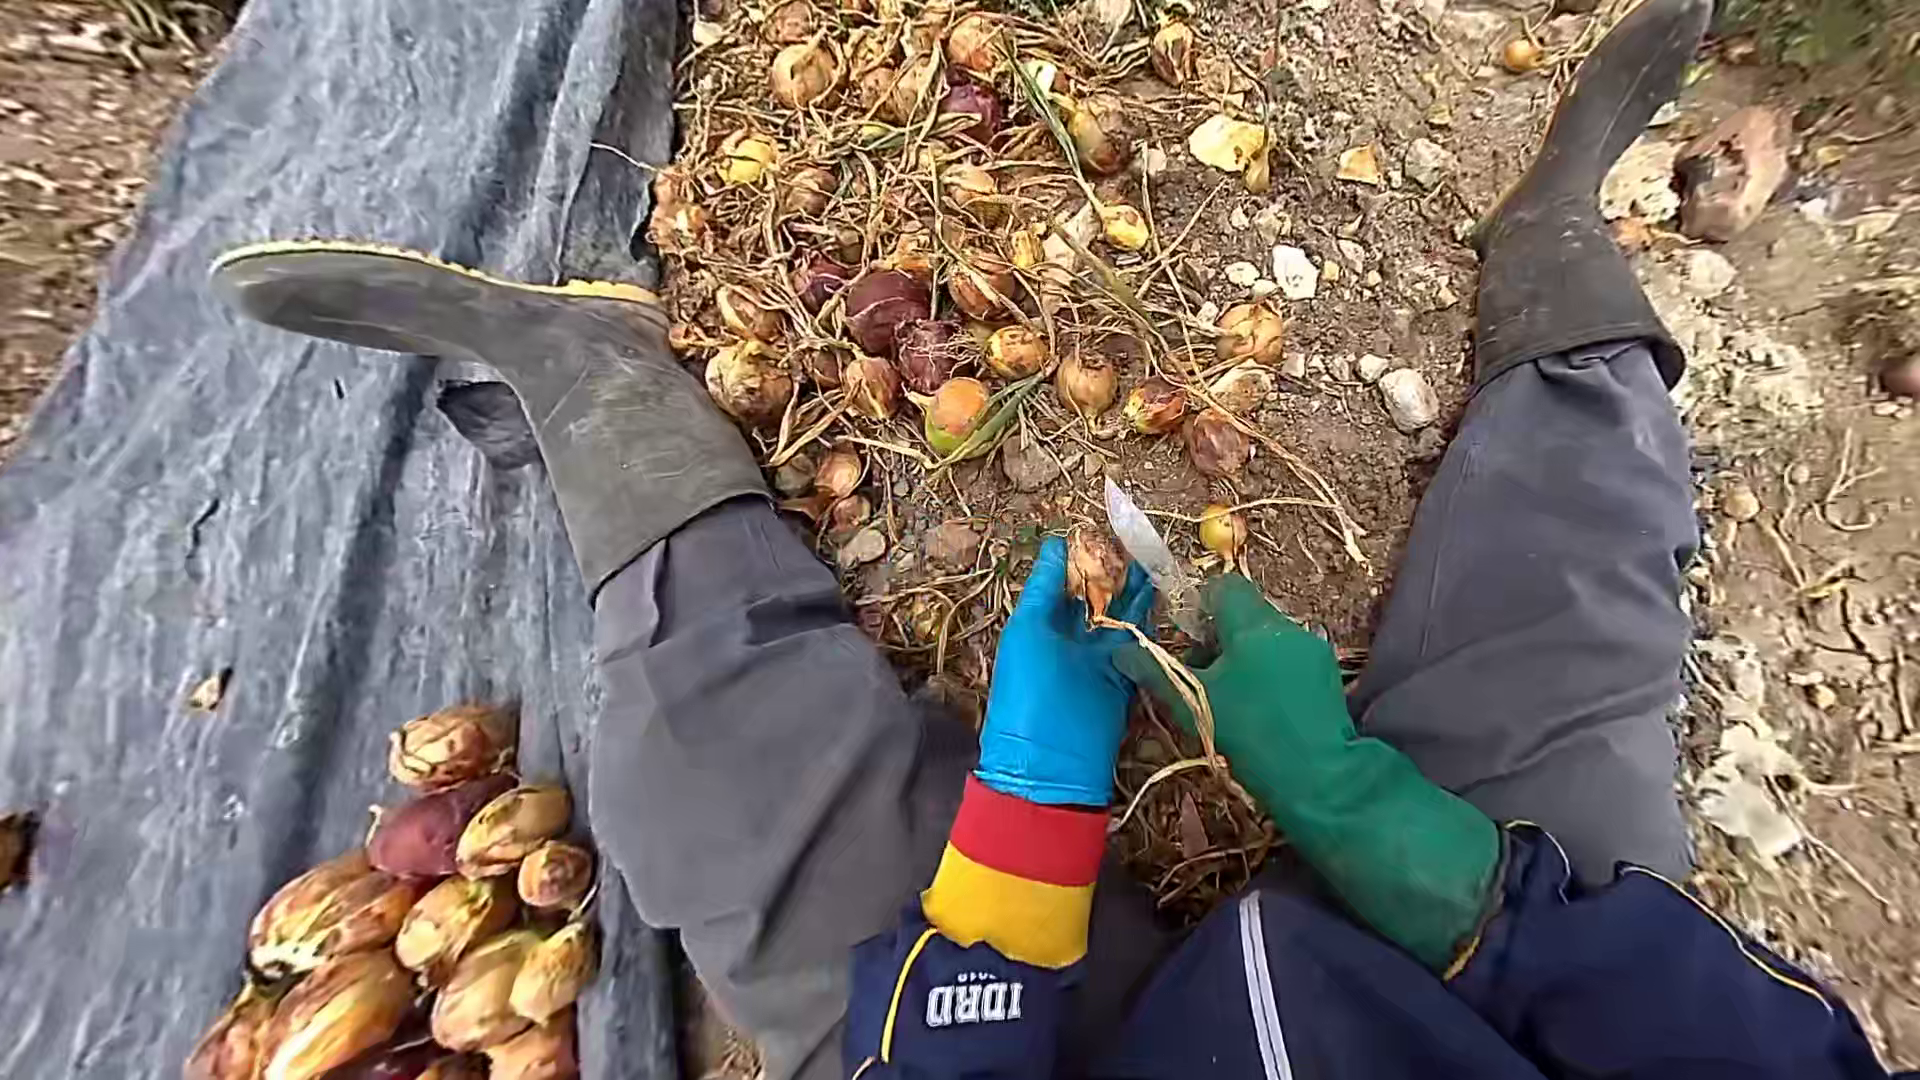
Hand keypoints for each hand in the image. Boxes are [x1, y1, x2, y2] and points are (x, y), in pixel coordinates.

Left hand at [976, 535, 1153, 806]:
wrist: (1049, 761)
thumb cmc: (1026, 690)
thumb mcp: (1026, 631)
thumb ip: (1043, 588)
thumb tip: (1055, 543)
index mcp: (1041, 622)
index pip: (1065, 580)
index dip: (1082, 556)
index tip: (1102, 528)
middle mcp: (1071, 635)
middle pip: (1095, 594)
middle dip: (1113, 568)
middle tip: (1135, 537)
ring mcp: (1099, 655)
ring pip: (1120, 613)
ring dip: (1134, 587)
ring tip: (1151, 554)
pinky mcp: (1124, 675)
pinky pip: (1138, 640)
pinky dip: (1148, 617)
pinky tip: (1160, 590)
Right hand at [1116, 575, 1498, 969]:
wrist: (1321, 780)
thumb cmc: (1249, 732)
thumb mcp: (1191, 700)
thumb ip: (1153, 670)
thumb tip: (1119, 651)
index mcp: (1253, 626)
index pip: (1222, 586)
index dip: (1199, 604)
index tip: (1187, 637)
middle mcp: (1286, 628)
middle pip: (1242, 612)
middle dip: (1216, 636)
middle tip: (1200, 671)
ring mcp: (1311, 649)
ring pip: (1262, 635)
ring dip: (1240, 654)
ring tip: (1228, 693)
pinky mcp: (1324, 674)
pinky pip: (1284, 655)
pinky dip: (1264, 668)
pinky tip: (1258, 703)